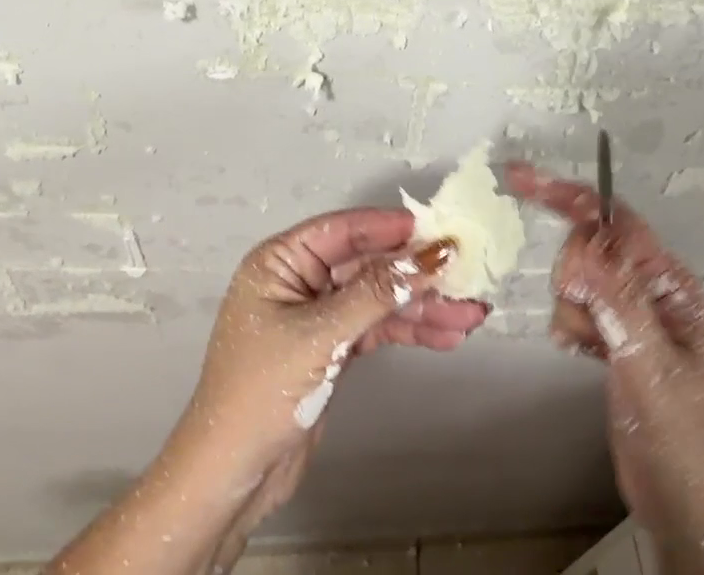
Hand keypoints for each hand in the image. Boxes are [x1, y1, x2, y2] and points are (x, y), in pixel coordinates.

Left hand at [183, 206, 488, 476]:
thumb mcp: (321, 336)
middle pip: (369, 265)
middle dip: (418, 275)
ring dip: (423, 307)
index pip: (345, 230)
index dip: (394, 228)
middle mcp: (299, 281)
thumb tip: (431, 254)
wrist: (232, 476)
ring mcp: (316, 316)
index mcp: (280, 263)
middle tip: (468, 276)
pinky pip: (377, 327)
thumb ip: (377, 292)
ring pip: (379, 299)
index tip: (442, 228)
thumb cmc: (261, 395)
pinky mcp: (331, 348)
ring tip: (471, 315)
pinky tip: (446, 336)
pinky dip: (409, 331)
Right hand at [509, 165, 703, 572]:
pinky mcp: (616, 343)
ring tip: (590, 349)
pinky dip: (571, 326)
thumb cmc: (684, 439)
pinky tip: (580, 353)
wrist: (685, 503)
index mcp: (672, 288)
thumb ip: (619, 309)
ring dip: (572, 310)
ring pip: (580, 282)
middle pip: (593, 247)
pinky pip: (579, 312)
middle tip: (584, 322)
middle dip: (574, 274)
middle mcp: (653, 294)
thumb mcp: (652, 370)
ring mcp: (633, 319)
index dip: (573, 198)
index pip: (619, 224)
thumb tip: (584, 253)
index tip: (524, 181)